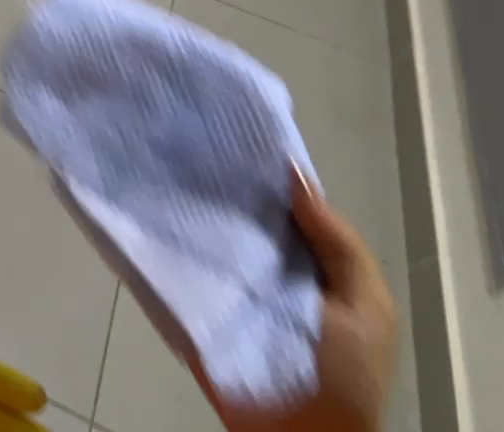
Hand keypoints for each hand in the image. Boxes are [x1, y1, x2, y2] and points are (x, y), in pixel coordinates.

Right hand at [57, 168, 396, 431]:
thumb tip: (293, 175)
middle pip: (231, 213)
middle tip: (178, 141)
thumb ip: (337, 243)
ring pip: (198, 235)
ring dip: (179, 208)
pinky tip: (138, 212)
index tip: (226, 132)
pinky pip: (173, 270)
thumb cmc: (344, 372)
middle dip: (211, 183)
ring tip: (151, 165)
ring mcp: (221, 284)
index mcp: (300, 256)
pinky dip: (158, 244)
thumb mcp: (365, 304)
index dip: (255, 169)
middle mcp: (258, 263)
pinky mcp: (191, 308)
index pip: (273, 202)